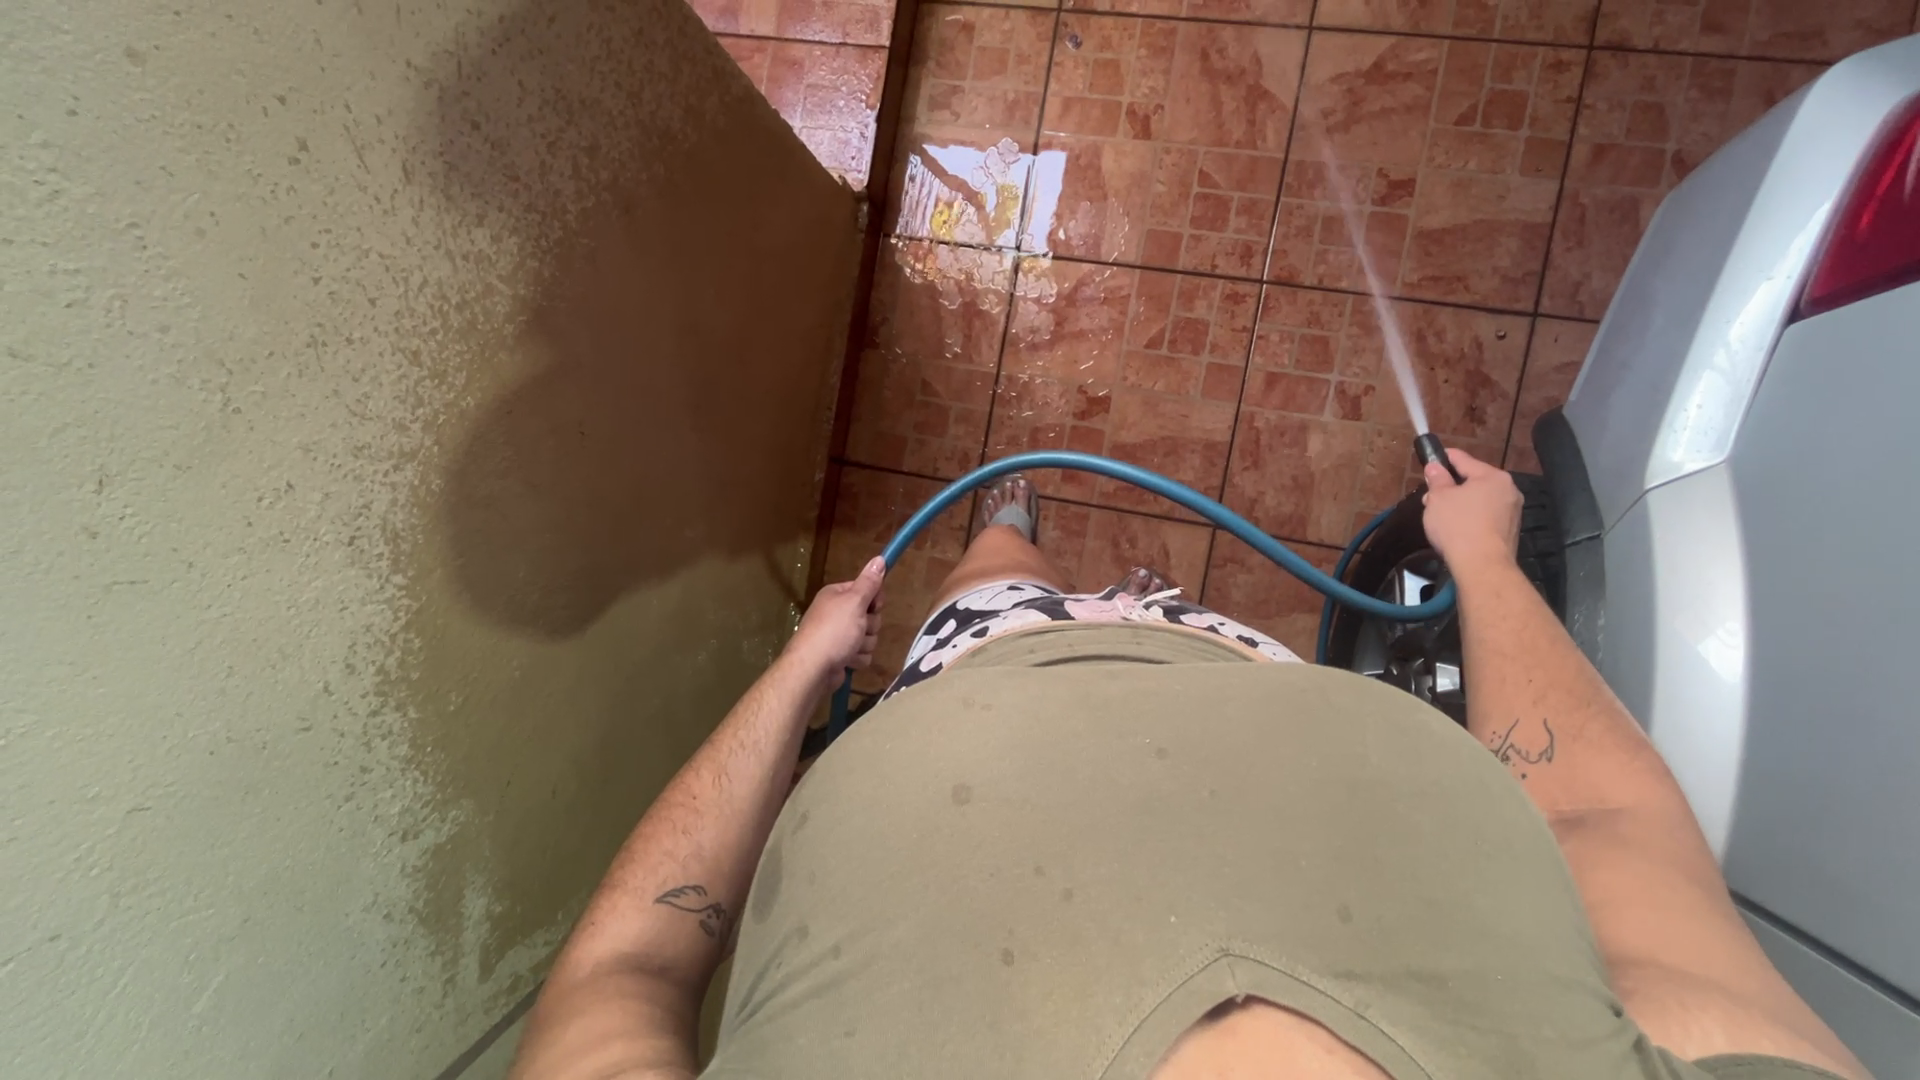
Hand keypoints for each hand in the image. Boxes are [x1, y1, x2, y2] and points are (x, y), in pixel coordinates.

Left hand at [784, 556, 884, 691]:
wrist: (813, 668)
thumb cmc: (834, 631)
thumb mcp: (854, 602)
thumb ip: (869, 582)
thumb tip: (879, 558)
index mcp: (837, 595)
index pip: (866, 590)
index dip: (874, 600)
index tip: (874, 607)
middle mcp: (836, 612)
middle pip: (870, 615)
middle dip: (869, 626)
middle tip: (859, 629)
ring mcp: (838, 635)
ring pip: (868, 636)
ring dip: (864, 644)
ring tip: (850, 648)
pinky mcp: (842, 654)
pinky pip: (862, 653)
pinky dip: (857, 658)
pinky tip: (847, 660)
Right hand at [1421, 448, 1522, 577]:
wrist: (1481, 563)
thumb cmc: (1457, 524)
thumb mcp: (1439, 498)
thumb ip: (1437, 479)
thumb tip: (1435, 467)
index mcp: (1492, 476)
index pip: (1464, 459)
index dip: (1444, 457)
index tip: (1432, 456)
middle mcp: (1508, 490)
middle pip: (1473, 480)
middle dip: (1451, 485)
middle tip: (1431, 496)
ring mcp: (1512, 511)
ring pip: (1479, 499)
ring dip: (1460, 502)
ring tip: (1440, 515)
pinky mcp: (1509, 530)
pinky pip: (1485, 515)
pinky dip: (1470, 517)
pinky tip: (1455, 528)